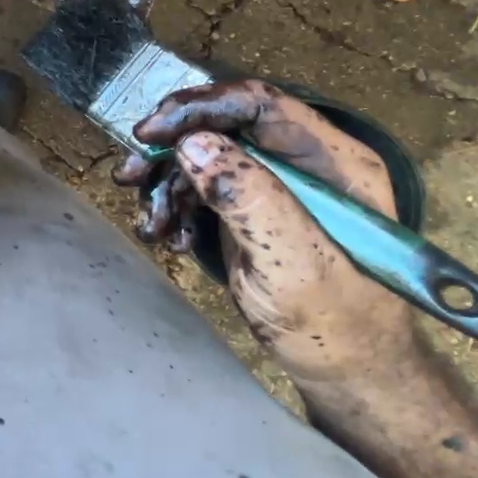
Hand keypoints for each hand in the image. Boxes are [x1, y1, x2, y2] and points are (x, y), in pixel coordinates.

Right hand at [113, 80, 416, 384]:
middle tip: (130, 174)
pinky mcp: (247, 206)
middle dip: (169, 150)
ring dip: (163, 184)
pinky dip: (172, 207)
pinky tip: (168, 236)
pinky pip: (196, 186)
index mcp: (331, 161)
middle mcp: (301, 161)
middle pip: (219, 126)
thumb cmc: (335, 324)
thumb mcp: (294, 263)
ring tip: (150, 224)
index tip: (149, 133)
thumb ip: (249, 198)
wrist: (347, 374)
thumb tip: (193, 143)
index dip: (199, 108)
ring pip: (199, 155)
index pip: (257, 104)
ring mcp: (273, 183)